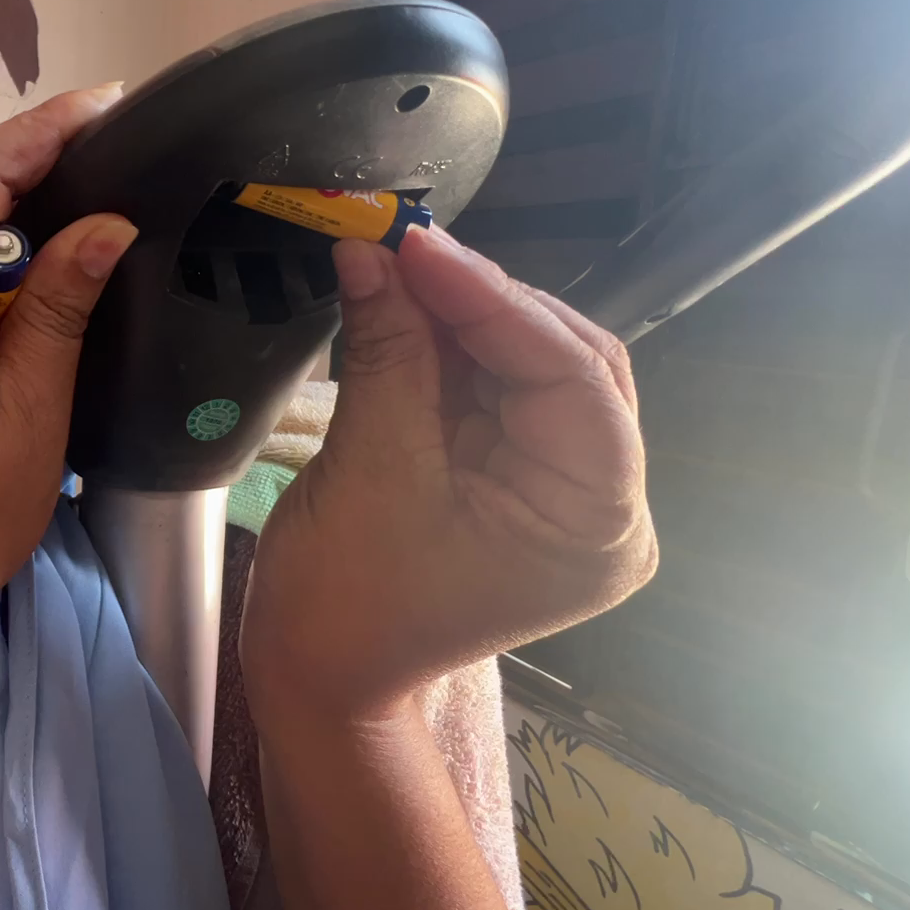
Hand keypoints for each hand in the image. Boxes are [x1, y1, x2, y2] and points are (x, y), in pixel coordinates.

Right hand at [242, 225, 657, 719]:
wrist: (316, 665)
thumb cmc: (343, 595)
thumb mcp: (369, 471)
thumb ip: (384, 357)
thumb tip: (366, 255)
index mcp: (591, 524)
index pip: (571, 382)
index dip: (494, 302)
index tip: (415, 244)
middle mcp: (593, 500)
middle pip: (560, 366)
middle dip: (478, 301)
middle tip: (398, 246)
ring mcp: (548, 488)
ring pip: (517, 370)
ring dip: (453, 316)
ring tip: (390, 268)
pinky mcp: (498, 475)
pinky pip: (477, 392)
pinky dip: (435, 348)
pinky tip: (395, 310)